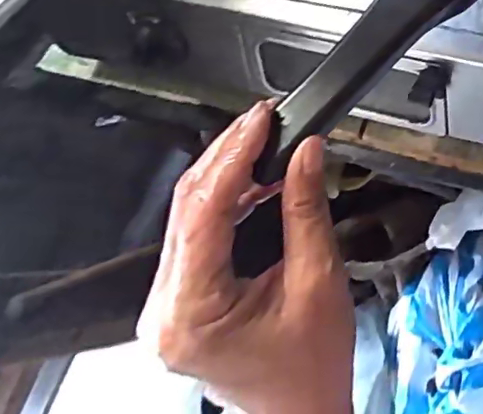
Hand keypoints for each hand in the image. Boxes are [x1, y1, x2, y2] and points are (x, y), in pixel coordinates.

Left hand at [137, 102, 353, 413]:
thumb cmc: (310, 365)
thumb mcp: (317, 279)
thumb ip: (306, 208)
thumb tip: (306, 150)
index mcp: (191, 313)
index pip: (203, 212)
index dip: (233, 156)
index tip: (261, 119)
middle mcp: (165, 309)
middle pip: (187, 207)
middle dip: (227, 154)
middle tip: (264, 118)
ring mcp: (168, 305)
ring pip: (188, 214)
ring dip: (226, 170)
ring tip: (262, 137)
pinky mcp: (183, 299)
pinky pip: (197, 232)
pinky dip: (226, 195)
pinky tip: (254, 175)